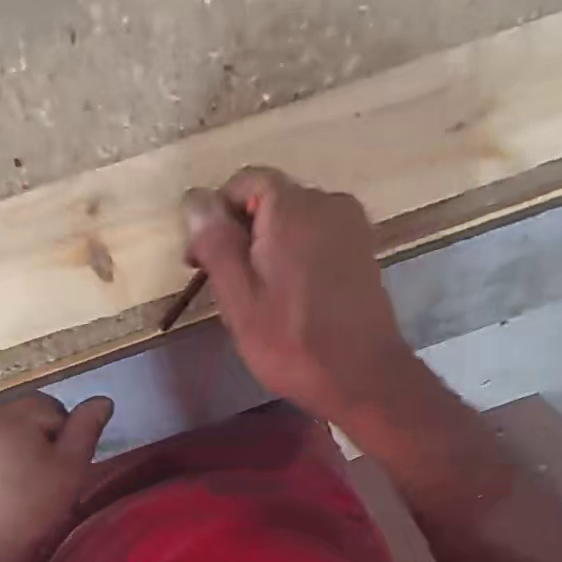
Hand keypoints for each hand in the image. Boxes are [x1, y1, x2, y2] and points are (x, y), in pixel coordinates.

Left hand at [0, 392, 112, 561]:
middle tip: (43, 473)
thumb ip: (87, 427)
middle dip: (36, 436)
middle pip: (21, 414)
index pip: (48, 405)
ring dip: (14, 445)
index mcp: (6, 418)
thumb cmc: (36, 507)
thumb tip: (102, 400)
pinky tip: (0, 485)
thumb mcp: (73, 466)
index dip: (62, 432)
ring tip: (20, 479)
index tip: (60, 462)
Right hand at [182, 166, 432, 425]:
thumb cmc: (294, 343)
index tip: (201, 263)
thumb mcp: (240, 298)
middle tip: (230, 286)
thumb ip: (216, 243)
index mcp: (293, 206)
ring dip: (273, 249)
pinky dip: (301, 258)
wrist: (364, 378)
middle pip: (272, 202)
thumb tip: (195, 200)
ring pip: (297, 223)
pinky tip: (295, 298)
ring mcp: (353, 228)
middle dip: (245, 234)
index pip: (243, 183)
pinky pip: (321, 241)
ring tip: (262, 298)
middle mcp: (328, 202)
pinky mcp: (366, 254)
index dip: (216, 217)